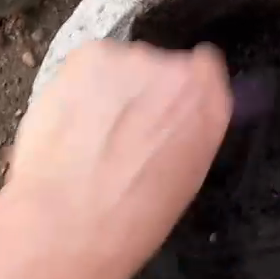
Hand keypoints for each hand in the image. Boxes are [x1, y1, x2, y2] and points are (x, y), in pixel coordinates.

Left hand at [1, 40, 232, 278]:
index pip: (205, 66)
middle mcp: (179, 70)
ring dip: (110, 86)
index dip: (181, 86)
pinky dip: (78, 85)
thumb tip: (180, 118)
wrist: (68, 223)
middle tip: (123, 128)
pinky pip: (88, 63)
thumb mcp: (184, 178)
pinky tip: (69, 121)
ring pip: (121, 63)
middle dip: (143, 88)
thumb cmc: (131, 221)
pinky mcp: (90, 55)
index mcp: (210, 103)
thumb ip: (189, 133)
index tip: (165, 105)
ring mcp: (134, 57)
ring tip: (89, 132)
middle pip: (161, 63)